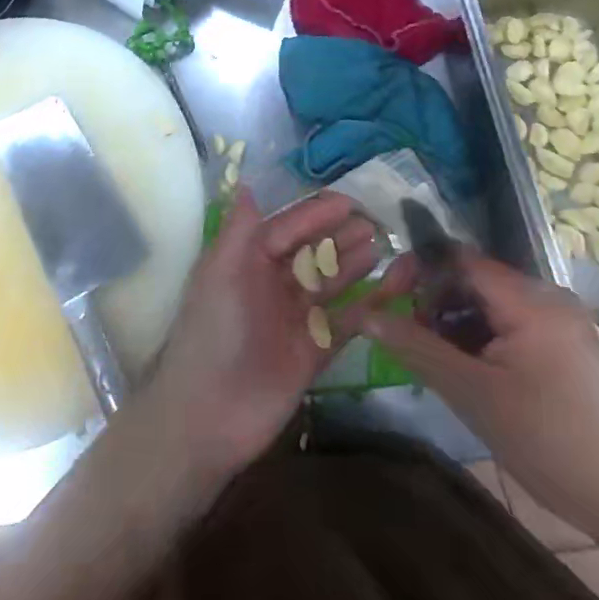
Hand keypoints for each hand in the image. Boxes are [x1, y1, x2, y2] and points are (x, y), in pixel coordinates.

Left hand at [144, 189, 377, 476]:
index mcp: (243, 266)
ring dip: (352, 264)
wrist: (208, 415)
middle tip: (374, 221)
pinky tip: (390, 289)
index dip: (313, 216)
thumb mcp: (221, 274)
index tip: (348, 202)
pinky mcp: (312, 353)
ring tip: (382, 245)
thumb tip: (245, 184)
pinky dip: (367, 305)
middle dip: (337, 237)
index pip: (283, 231)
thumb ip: (239, 231)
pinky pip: (344, 322)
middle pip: (308, 254)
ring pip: (328, 284)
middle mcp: (269, 288)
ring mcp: (292, 321)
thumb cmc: (212, 334)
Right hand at [341, 249, 598, 551]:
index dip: (418, 270)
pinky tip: (471, 371)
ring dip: (456, 323)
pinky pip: (512, 323)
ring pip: (490, 303)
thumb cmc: (546, 443)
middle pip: (474, 280)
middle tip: (410, 340)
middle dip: (435, 302)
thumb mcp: (470, 393)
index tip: (388, 298)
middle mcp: (551, 298)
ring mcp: (564, 321)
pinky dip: (482, 337)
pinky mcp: (568, 344)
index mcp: (532, 301)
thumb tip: (363, 313)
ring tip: (439, 362)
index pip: (460, 259)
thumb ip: (415, 346)